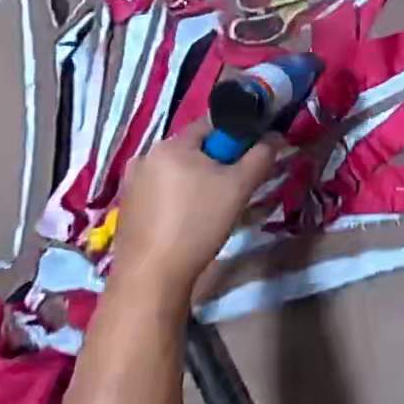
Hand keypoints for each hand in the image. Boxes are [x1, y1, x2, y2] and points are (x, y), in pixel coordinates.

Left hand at [105, 121, 281, 311]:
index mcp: (171, 144)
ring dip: (198, 180)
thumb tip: (275, 135)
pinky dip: (179, 197)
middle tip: (234, 188)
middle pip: (195, 148)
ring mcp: (132, 182)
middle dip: (218, 162)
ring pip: (179, 170)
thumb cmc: (197, 225)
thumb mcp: (239, 188)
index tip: (250, 158)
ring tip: (212, 208)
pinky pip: (162, 189)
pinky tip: (188, 221)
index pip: (212, 124)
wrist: (152, 278)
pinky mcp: (127, 207)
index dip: (237, 137)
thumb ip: (261, 156)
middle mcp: (146, 156)